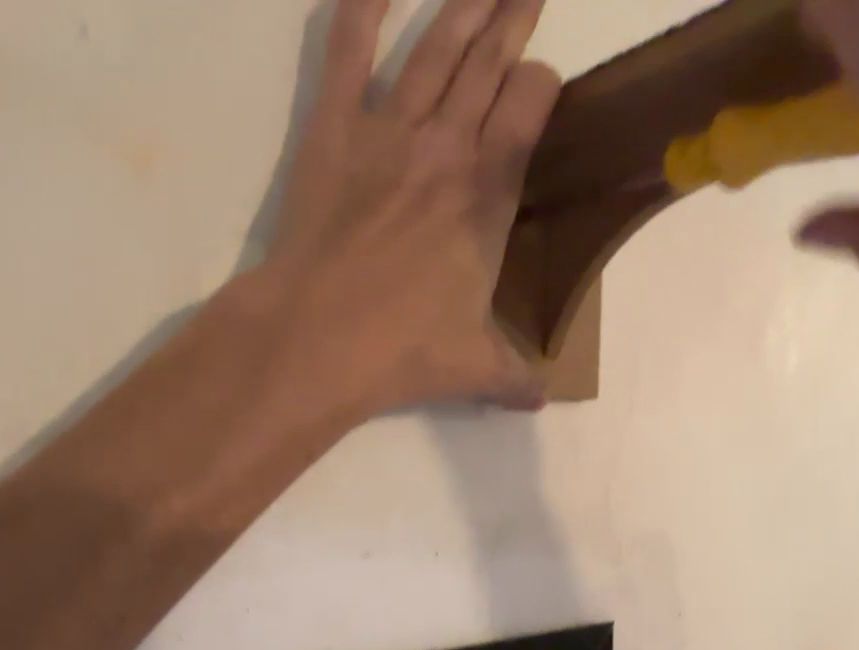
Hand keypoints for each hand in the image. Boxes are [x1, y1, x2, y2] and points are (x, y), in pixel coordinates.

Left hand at [246, 0, 561, 416]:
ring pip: (435, 50)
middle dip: (513, 18)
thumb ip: (511, 375)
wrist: (318, 337)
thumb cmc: (402, 350)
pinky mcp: (331, 131)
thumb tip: (540, 399)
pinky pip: (347, 53)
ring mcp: (388, 133)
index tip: (538, 84)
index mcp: (489, 195)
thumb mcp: (472, 367)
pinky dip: (361, 9)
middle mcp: (447, 148)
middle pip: (489, 63)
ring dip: (463, 5)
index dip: (540, 83)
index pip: (531, 104)